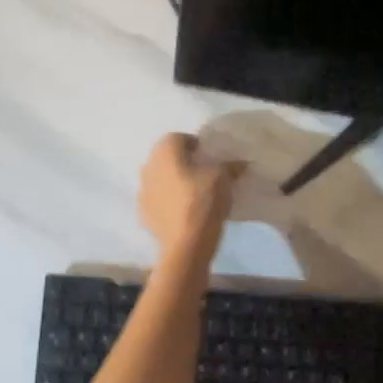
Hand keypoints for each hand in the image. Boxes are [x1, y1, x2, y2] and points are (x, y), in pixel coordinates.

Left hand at [138, 133, 242, 258]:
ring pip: (160, 179)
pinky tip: (183, 213)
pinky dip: (168, 202)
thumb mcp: (224, 179)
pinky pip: (158, 200)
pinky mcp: (143, 214)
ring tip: (194, 195)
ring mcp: (142, 191)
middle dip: (183, 162)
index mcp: (165, 151)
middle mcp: (148, 166)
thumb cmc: (203, 202)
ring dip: (173, 182)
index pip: (179, 137)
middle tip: (203, 174)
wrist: (185, 245)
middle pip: (166, 158)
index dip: (196, 145)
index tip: (210, 157)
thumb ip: (230, 166)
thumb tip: (240, 163)